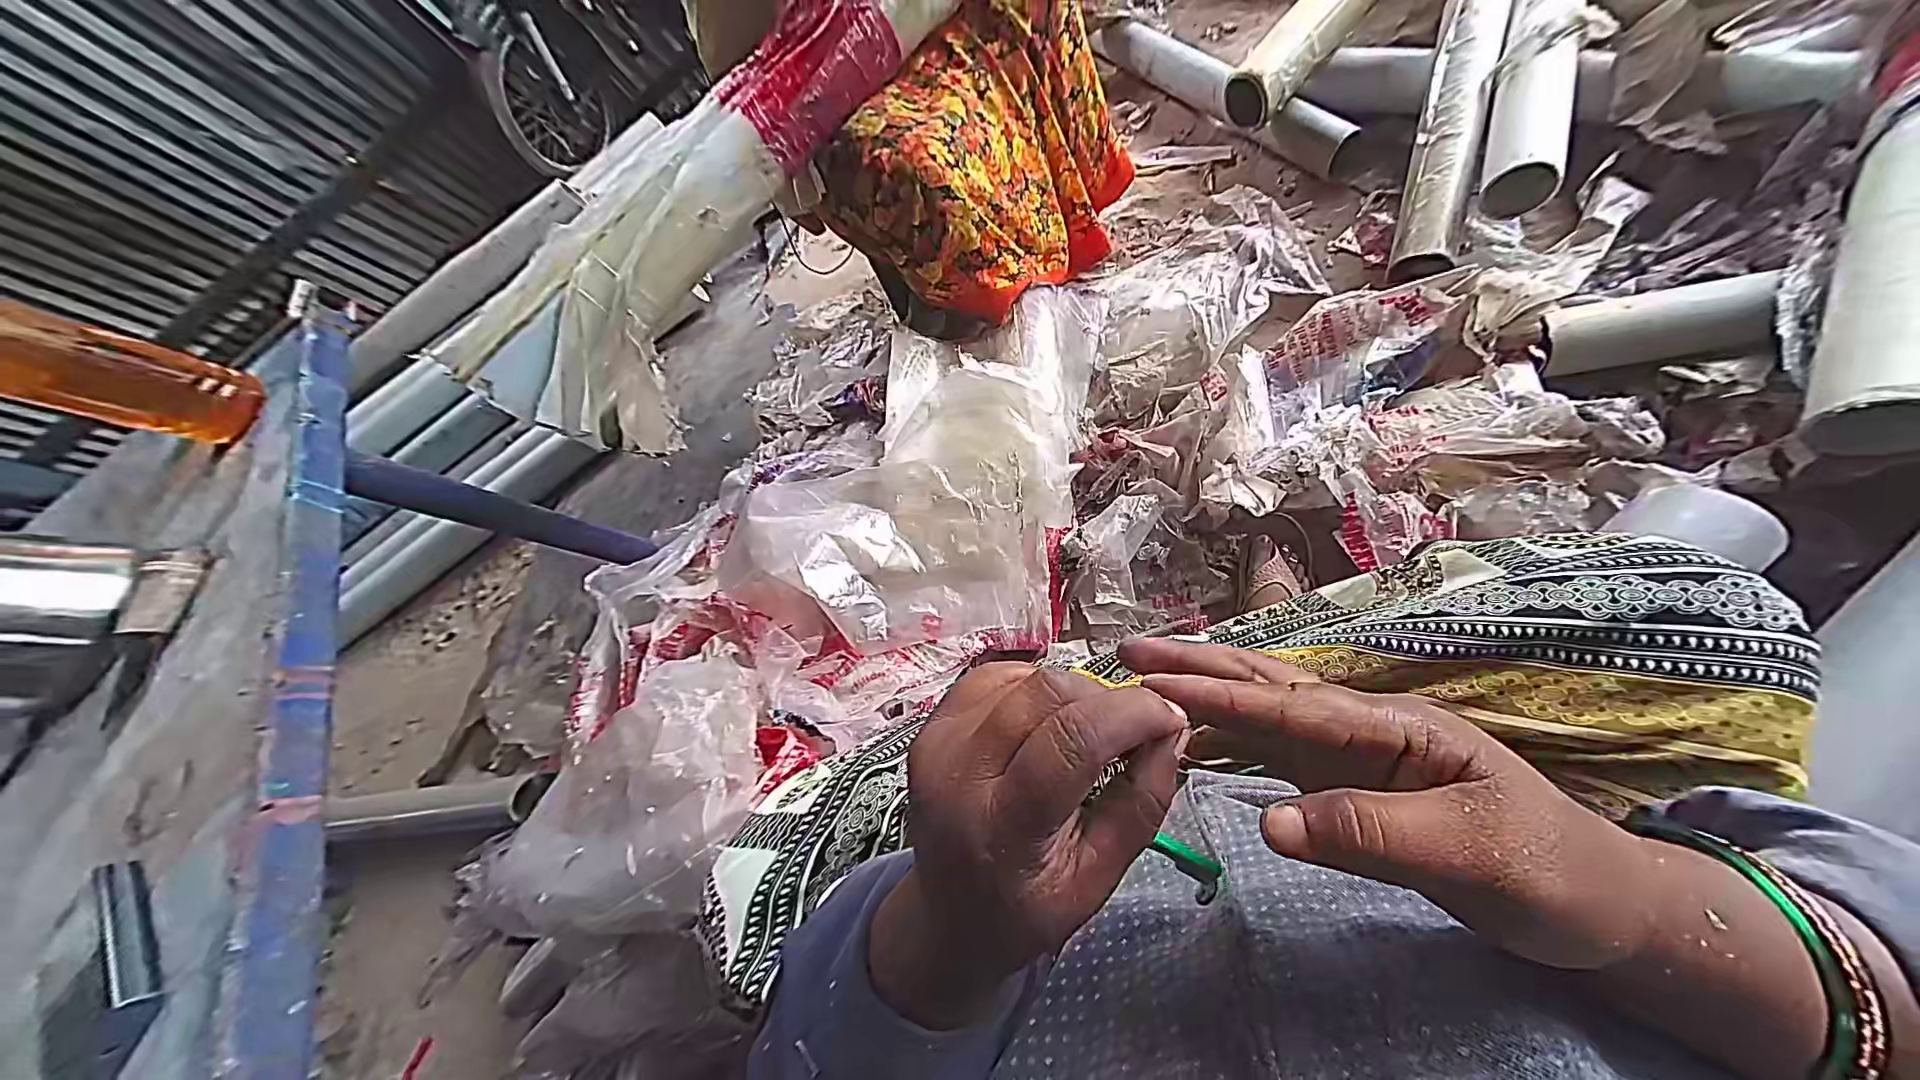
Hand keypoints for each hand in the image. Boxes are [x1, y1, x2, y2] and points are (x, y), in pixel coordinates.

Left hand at [869, 663, 1185, 1026]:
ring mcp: (938, 741)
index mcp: (1002, 826)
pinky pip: (994, 677)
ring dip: (1072, 691)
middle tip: (1132, 727)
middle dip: (1106, 698)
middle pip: (1047, 693)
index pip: (1072, 739)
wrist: (947, 913)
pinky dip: (1034, 686)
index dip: (1132, 714)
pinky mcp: (932, 724)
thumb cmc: (1022, 910)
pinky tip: (1047, 719)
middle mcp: (958, 771)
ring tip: (1089, 729)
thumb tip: (1170, 733)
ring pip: (1023, 677)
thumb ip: (1140, 804)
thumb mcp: (1096, 881)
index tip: (1168, 718)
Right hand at [1118, 638, 1655, 969]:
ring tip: (1145, 682)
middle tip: (1129, 651)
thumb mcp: (1472, 854)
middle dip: (1195, 665)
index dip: (1217, 696)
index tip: (1153, 685)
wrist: (1597, 904)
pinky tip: (1192, 738)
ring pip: (1259, 708)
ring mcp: (1348, 748)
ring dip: (1202, 692)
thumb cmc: (1548, 870)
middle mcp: (1360, 723)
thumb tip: (1271, 823)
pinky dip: (1223, 735)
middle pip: (1264, 684)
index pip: (1287, 706)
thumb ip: (1369, 831)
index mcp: (1391, 724)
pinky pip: (1268, 748)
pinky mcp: (1340, 777)